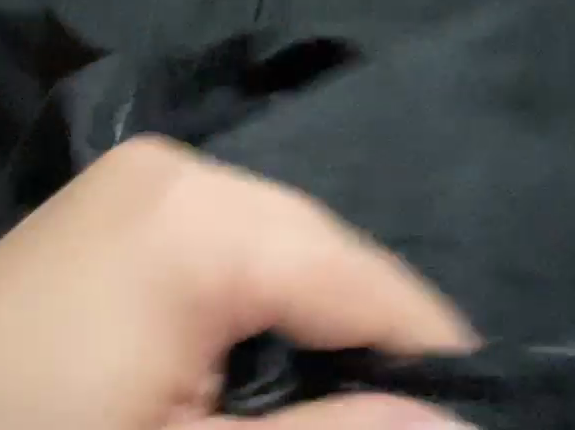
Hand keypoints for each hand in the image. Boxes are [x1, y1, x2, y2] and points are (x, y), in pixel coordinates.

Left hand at [0, 136, 477, 428]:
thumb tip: (453, 420)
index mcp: (195, 213)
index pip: (362, 274)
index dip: (428, 353)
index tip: (466, 414)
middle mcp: (169, 169)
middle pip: (317, 255)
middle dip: (359, 339)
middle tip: (381, 412)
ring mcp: (132, 182)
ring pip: (272, 253)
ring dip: (304, 328)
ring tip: (314, 397)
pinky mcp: (108, 214)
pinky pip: (218, 255)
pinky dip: (248, 311)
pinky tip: (235, 375)